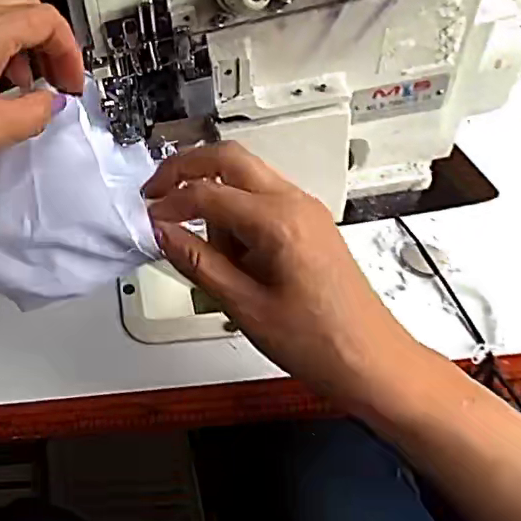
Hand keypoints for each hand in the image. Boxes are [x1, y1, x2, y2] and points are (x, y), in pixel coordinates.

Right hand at [145, 142, 431, 406]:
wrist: (372, 362)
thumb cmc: (323, 342)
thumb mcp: (244, 306)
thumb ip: (198, 262)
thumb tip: (163, 232)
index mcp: (280, 222)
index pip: (207, 193)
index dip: (169, 203)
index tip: (148, 217)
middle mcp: (296, 205)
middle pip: (228, 158)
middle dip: (185, 169)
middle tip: (156, 192)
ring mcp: (305, 211)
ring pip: (245, 176)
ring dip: (213, 195)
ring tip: (209, 253)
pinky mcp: (308, 224)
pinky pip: (261, 200)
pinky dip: (235, 212)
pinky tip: (230, 254)